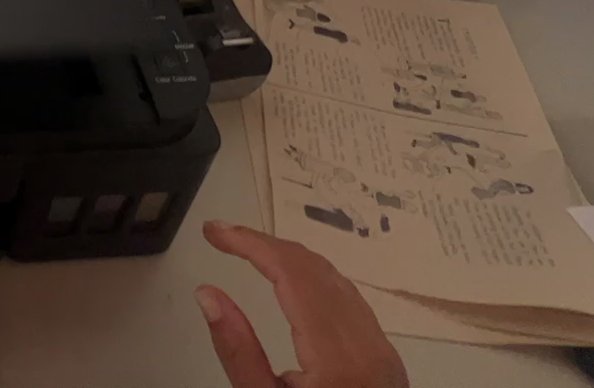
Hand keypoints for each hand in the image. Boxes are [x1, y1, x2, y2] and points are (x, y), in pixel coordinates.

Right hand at [194, 222, 407, 387]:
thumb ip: (237, 352)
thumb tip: (207, 293)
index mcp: (338, 356)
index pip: (292, 273)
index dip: (250, 243)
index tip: (213, 233)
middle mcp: (368, 344)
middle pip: (313, 267)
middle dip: (264, 242)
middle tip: (222, 236)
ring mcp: (383, 352)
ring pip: (333, 277)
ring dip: (287, 255)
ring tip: (247, 250)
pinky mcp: (386, 361)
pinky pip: (347, 297)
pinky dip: (311, 275)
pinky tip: (289, 279)